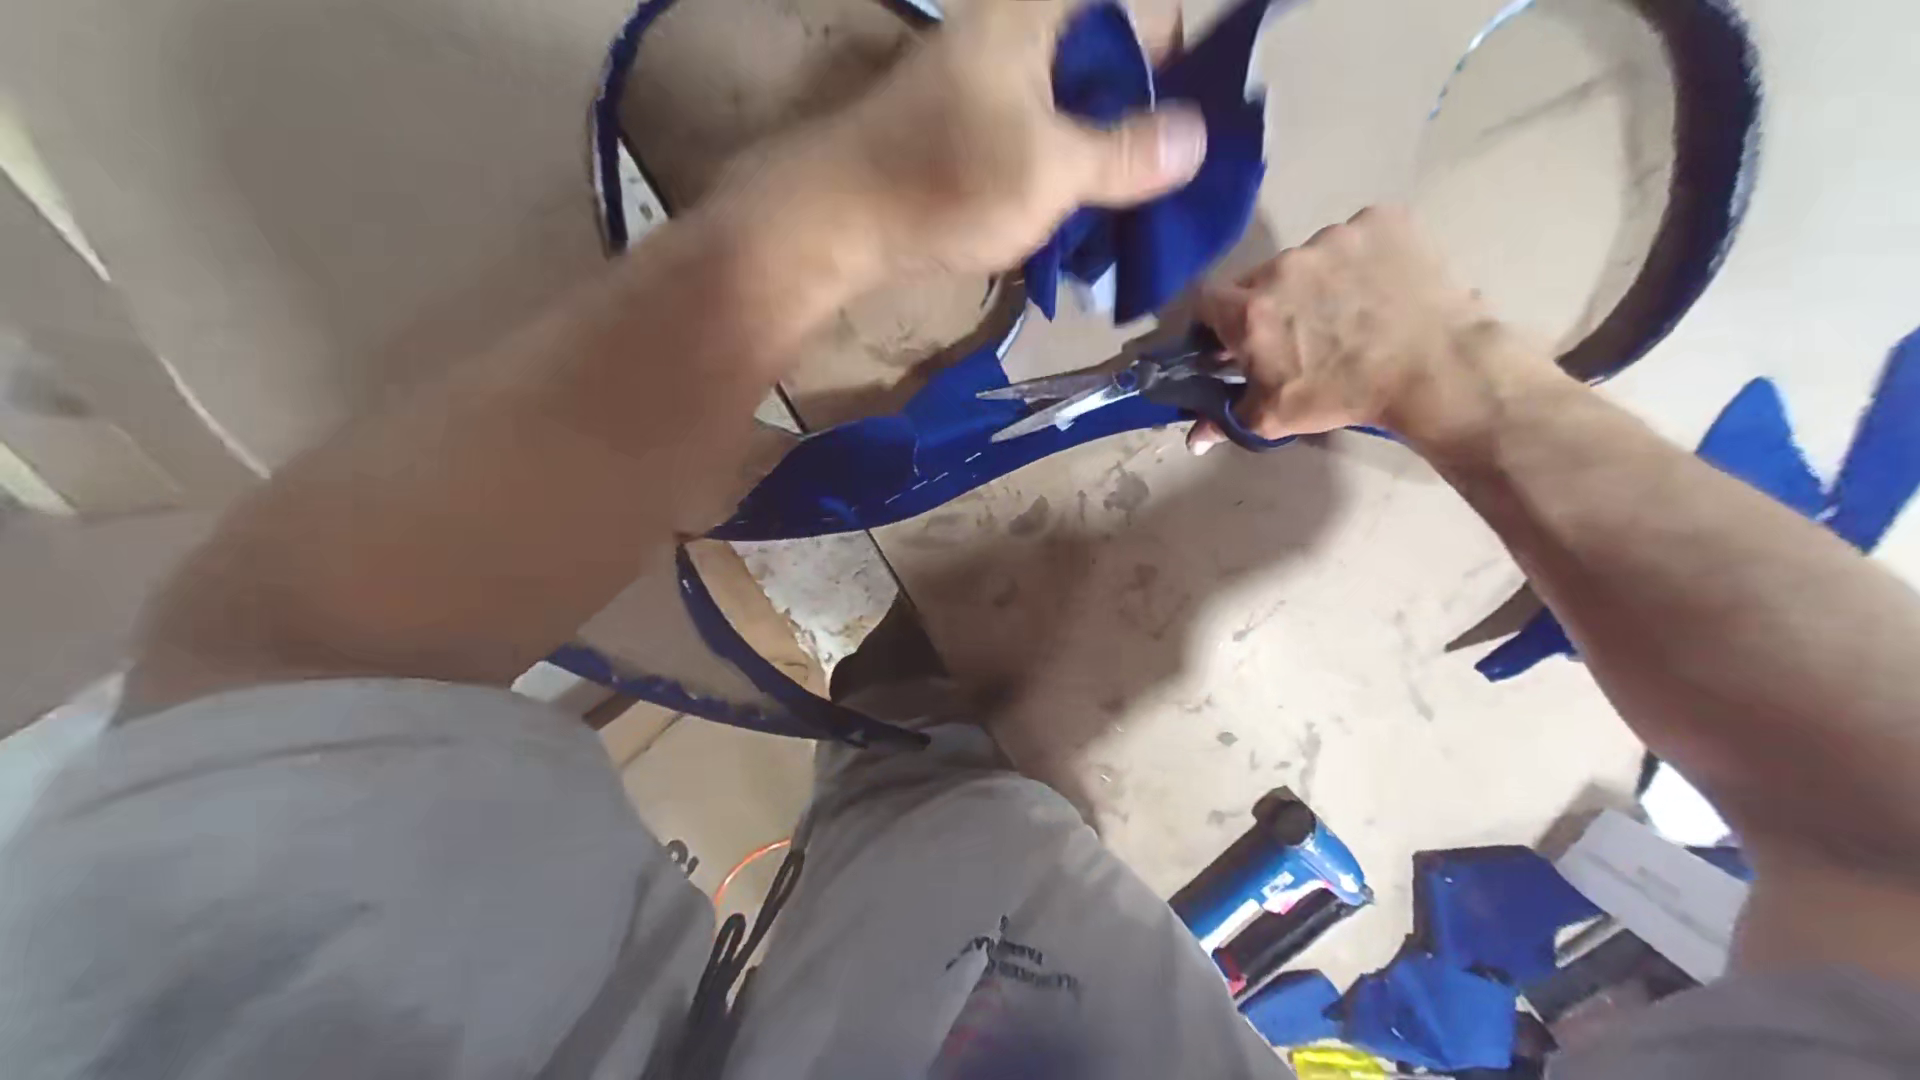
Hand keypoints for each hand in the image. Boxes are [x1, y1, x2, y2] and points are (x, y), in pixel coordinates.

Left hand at [768, 0, 1207, 278]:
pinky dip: (1061, 164)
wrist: (839, 219)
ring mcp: (985, 80)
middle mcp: (1012, 31)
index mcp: (1037, 12)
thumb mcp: (1050, 170)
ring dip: (1099, 147)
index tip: (1186, 113)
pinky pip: (1034, 131)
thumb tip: (1197, 137)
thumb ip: (1126, 154)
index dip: (1172, 50)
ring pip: (1068, 100)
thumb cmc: (945, 181)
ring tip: (1123, 200)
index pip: (1137, 7)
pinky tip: (1073, 205)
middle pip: (1103, 54)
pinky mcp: (966, 126)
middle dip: (1138, 112)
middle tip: (1158, 172)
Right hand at [1188, 206, 1556, 454]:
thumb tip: (1193, 440)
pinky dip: (1357, 259)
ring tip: (1344, 311)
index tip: (1228, 339)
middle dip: (1266, 304)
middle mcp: (1284, 264)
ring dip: (1312, 281)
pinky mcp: (1381, 221)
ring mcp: (1335, 237)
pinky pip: (1354, 237)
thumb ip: (1224, 420)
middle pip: (1257, 280)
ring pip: (1306, 258)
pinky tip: (1376, 287)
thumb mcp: (1274, 417)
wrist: (1436, 368)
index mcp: (1250, 310)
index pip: (1204, 300)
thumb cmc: (1344, 395)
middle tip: (1293, 333)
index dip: (1213, 320)